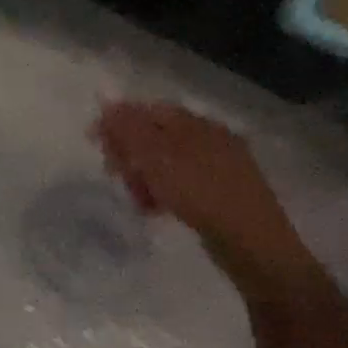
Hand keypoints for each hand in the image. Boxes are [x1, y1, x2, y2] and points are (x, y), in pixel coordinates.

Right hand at [93, 101, 307, 277]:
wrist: (253, 245)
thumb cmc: (201, 194)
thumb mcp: (156, 157)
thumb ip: (129, 129)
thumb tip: (108, 102)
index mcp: (197, 125)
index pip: (147, 110)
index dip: (117, 122)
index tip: (94, 142)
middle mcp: (210, 139)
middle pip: (153, 135)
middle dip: (128, 153)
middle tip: (114, 174)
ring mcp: (219, 166)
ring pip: (164, 161)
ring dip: (142, 176)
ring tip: (137, 198)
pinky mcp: (221, 192)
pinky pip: (180, 182)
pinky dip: (162, 191)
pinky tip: (156, 208)